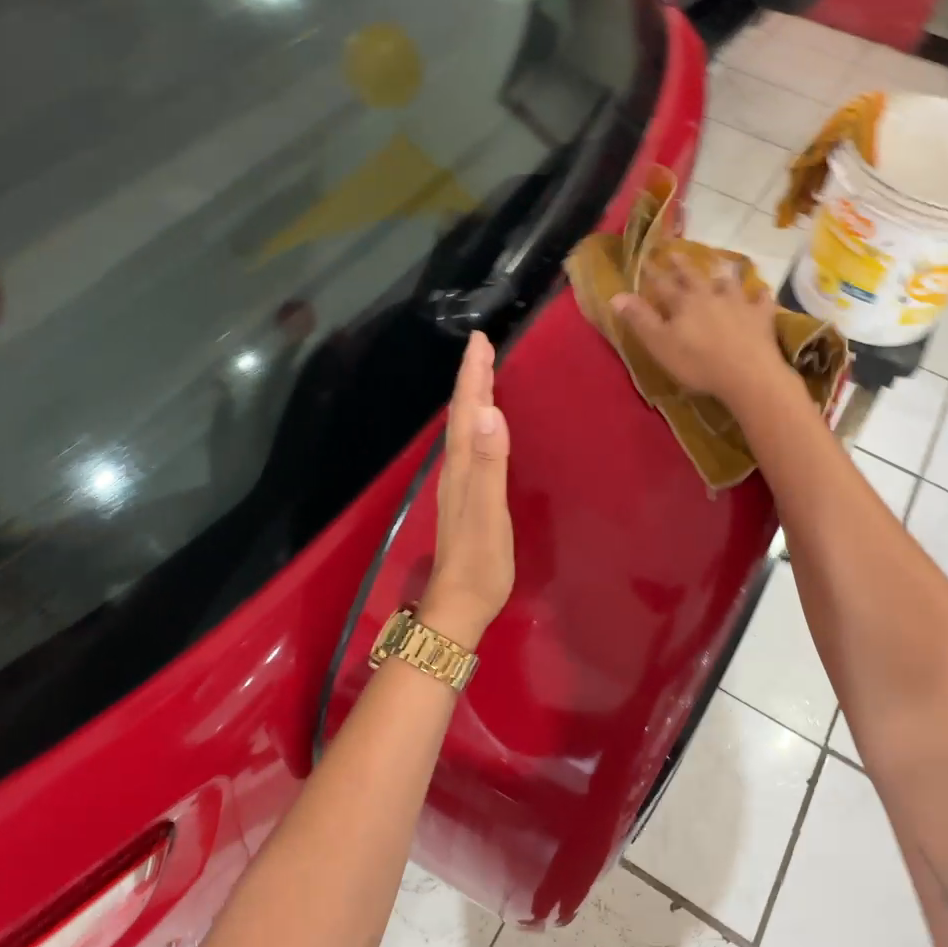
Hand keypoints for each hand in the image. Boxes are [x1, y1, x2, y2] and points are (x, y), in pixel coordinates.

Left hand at [419, 332, 513, 648]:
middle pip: (462, 415)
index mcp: (463, 468)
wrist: (459, 606)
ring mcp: (459, 486)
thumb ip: (490, 464)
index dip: (473, 376)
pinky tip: (483, 429)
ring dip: (472, 398)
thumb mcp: (489, 514)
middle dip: (472, 379)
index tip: (480, 341)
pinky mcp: (467, 499)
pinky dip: (477, 425)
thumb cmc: (480, 563)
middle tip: (482, 346)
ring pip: (464, 429)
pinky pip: (471, 447)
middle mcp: (457, 470)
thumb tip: (490, 412)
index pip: (467, 411)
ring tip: (483, 375)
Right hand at [611, 252, 791, 406]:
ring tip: (721, 266)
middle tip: (676, 252)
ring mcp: (738, 303)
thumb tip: (616, 295)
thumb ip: (640, 319)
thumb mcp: (660, 344)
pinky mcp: (761, 317)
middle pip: (694, 276)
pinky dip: (760, 295)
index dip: (653, 274)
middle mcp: (710, 295)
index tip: (645, 261)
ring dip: (723, 274)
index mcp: (683, 303)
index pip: (663, 284)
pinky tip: (762, 292)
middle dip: (683, 265)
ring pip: (729, 282)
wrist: (747, 374)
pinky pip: (762, 300)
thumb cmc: (697, 363)